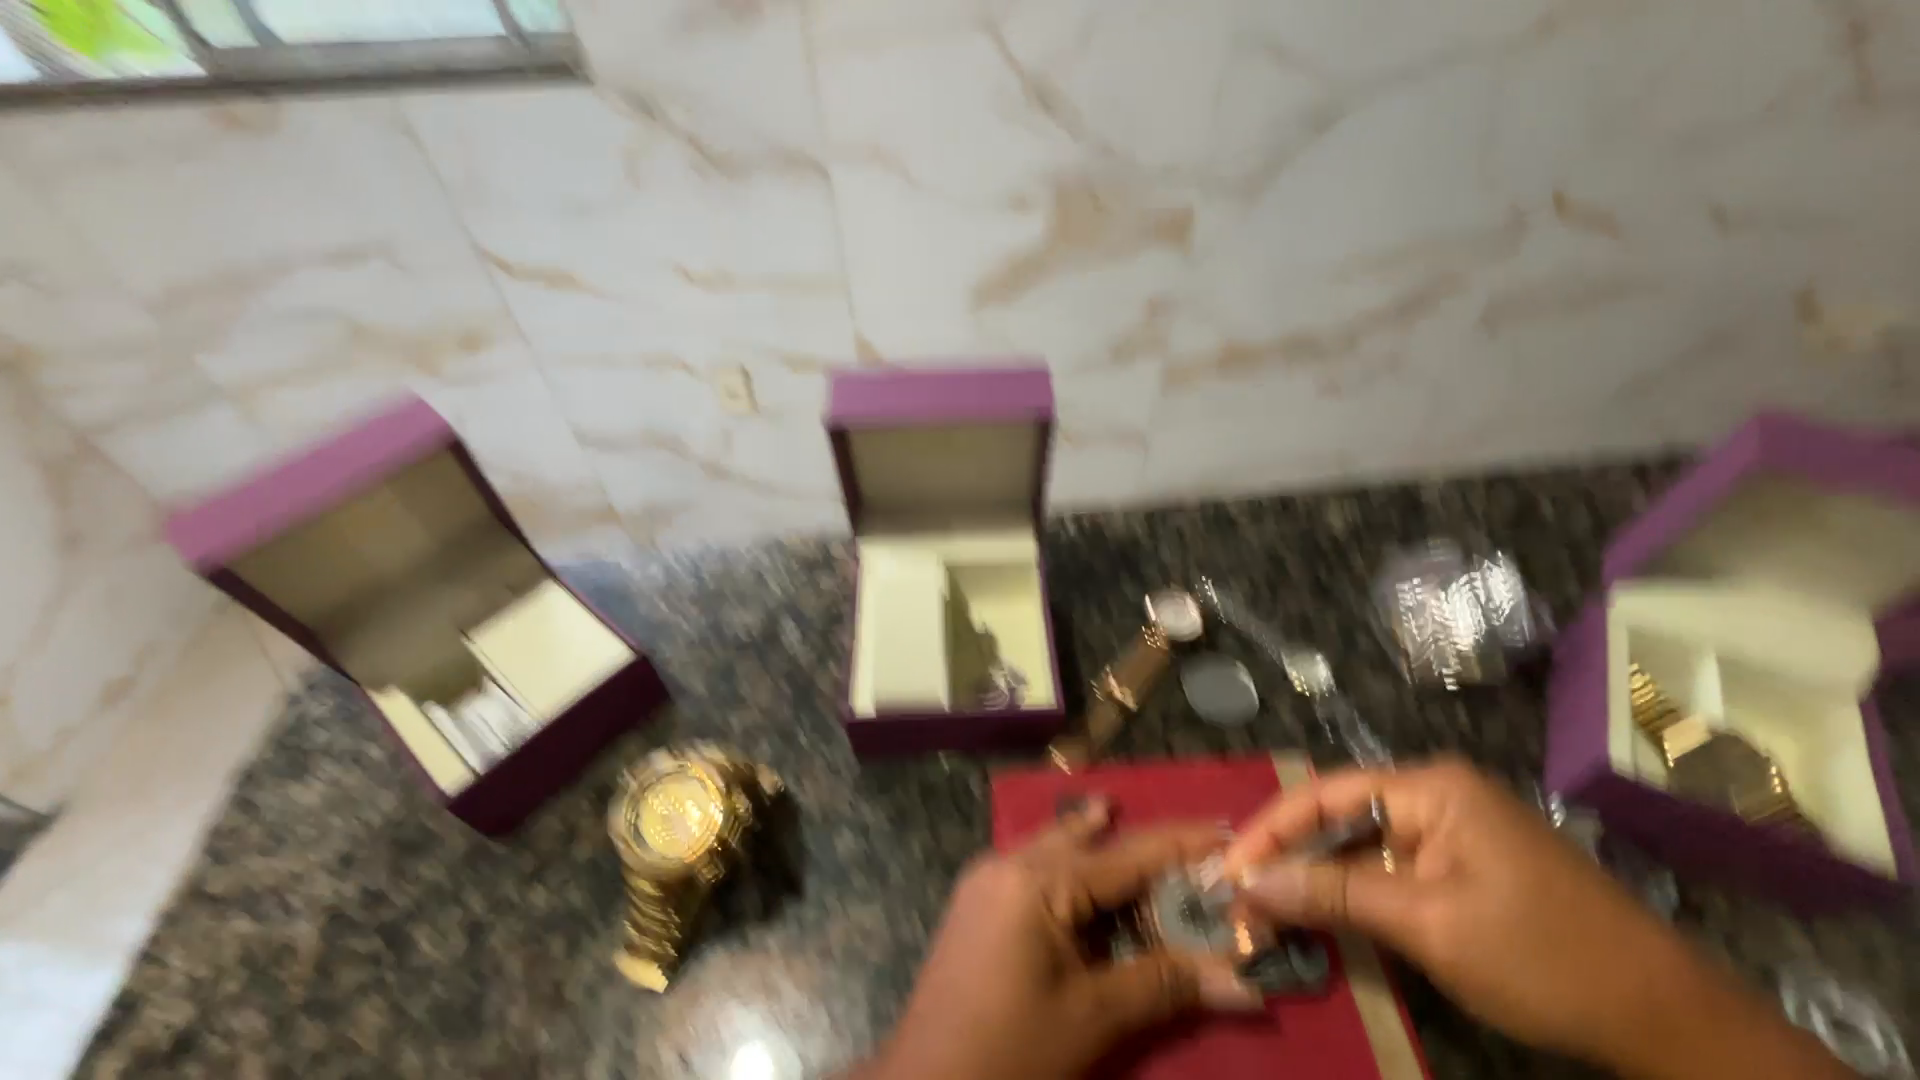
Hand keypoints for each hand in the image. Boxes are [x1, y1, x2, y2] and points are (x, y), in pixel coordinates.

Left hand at [860, 800, 1263, 1079]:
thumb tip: (1247, 982)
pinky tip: (1085, 874)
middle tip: (1195, 844)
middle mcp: (1007, 865)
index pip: (1127, 855)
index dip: (1182, 847)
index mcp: (1036, 881)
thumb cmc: (1009, 1049)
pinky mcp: (976, 905)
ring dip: (1098, 844)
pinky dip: (1068, 867)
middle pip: (1089, 841)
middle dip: (1141, 843)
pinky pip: (1032, 868)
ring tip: (1138, 832)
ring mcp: (985, 882)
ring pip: (1055, 847)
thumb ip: (1165, 985)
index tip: (1228, 833)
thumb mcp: (1093, 1017)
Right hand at [1219, 758, 1849, 1079]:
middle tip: (1239, 898)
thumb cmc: (1542, 958)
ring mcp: (1453, 830)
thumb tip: (1248, 883)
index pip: (1324, 795)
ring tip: (1267, 910)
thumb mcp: (1427, 924)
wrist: (1666, 1017)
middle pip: (1337, 816)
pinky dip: (1352, 893)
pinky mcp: (1464, 866)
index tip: (1225, 872)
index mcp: (1432, 787)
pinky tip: (1321, 917)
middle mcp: (1437, 794)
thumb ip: (1332, 894)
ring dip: (1315, 878)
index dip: (1268, 832)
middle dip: (1287, 857)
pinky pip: (1389, 868)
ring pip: (1360, 845)